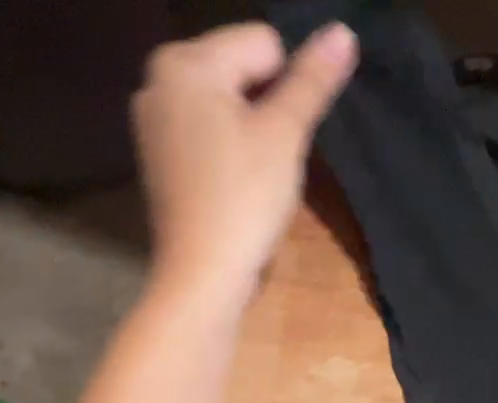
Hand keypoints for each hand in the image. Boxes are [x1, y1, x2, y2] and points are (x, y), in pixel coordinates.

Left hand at [132, 22, 356, 291]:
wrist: (202, 274)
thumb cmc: (244, 199)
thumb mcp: (285, 134)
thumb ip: (313, 80)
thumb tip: (344, 32)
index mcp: (185, 62)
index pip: (264, 44)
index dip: (287, 90)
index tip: (281, 138)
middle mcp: (158, 80)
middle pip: (241, 72)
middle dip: (266, 108)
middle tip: (270, 159)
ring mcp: (153, 122)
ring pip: (226, 105)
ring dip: (250, 132)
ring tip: (253, 176)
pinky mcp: (159, 159)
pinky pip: (208, 134)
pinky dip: (228, 153)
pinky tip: (234, 187)